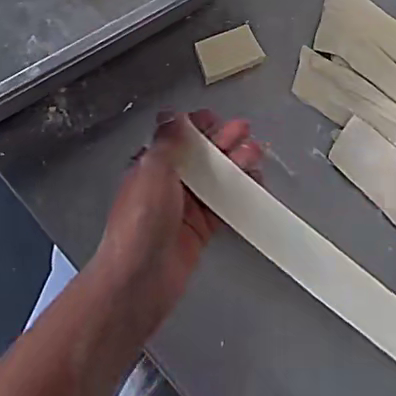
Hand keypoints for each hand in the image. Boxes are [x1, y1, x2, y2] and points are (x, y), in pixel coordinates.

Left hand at [91, 110, 262, 324]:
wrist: (139, 280)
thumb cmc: (142, 220)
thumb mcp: (152, 170)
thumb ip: (168, 143)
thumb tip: (173, 115)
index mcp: (151, 166)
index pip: (176, 137)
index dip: (196, 125)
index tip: (216, 118)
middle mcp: (168, 183)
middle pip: (200, 155)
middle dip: (222, 140)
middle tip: (245, 130)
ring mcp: (186, 207)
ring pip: (215, 177)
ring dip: (235, 162)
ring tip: (256, 153)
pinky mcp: (201, 229)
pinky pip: (224, 204)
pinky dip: (240, 191)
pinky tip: (255, 182)